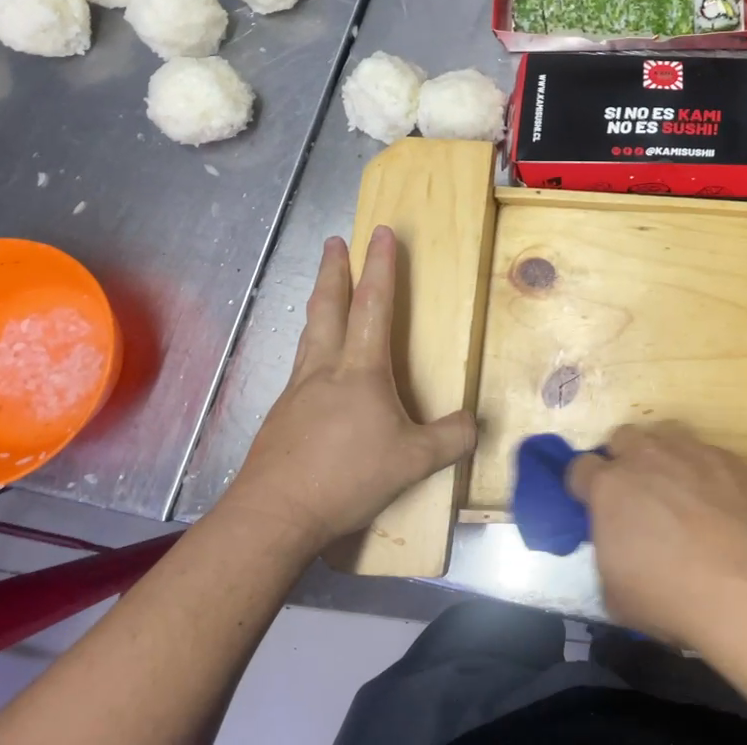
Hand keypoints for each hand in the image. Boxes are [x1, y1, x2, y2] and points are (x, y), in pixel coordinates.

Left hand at [221, 230, 475, 553]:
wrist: (273, 515)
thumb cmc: (347, 478)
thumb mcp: (415, 462)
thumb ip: (451, 439)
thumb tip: (473, 423)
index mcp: (360, 371)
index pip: (373, 306)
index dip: (381, 267)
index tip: (380, 232)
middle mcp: (324, 371)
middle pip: (328, 308)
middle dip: (334, 271)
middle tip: (334, 242)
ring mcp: (295, 393)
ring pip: (308, 335)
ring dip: (318, 305)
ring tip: (322, 292)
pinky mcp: (280, 419)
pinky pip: (299, 370)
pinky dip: (310, 350)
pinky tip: (314, 370)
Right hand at [568, 422, 746, 646]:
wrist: (743, 587)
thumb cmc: (669, 596)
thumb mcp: (614, 592)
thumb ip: (608, 553)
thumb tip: (619, 545)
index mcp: (609, 487)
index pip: (580, 468)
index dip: (584, 487)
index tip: (593, 506)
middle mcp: (646, 457)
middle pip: (623, 438)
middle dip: (623, 460)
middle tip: (636, 494)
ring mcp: (690, 451)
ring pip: (665, 435)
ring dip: (662, 456)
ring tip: (675, 490)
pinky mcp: (727, 458)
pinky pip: (705, 454)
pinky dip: (703, 471)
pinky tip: (715, 501)